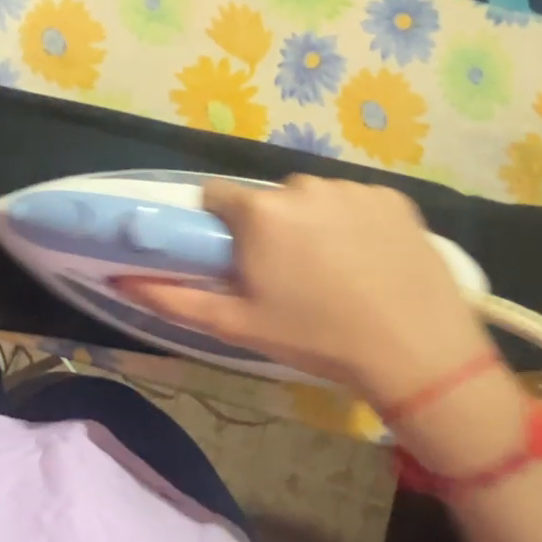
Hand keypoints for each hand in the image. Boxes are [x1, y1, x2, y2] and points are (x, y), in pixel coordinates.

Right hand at [114, 177, 495, 407]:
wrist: (420, 355)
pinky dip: (352, 222)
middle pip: (265, 199)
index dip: (218, 226)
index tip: (235, 258)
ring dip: (310, 223)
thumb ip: (171, 298)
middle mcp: (302, 187)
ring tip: (332, 269)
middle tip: (286, 273)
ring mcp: (352, 188)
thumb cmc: (316, 338)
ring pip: (310, 199)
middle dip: (267, 227)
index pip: (215, 196)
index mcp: (258, 211)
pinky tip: (366, 259)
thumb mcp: (235, 324)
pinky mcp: (394, 198)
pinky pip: (353, 201)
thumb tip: (120, 280)